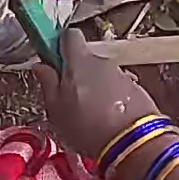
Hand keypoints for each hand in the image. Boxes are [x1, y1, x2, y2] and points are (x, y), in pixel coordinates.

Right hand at [33, 28, 160, 161]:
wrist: (133, 144)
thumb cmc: (86, 125)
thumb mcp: (55, 107)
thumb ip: (47, 82)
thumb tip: (41, 66)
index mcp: (79, 61)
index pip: (69, 35)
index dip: (60, 45)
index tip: (53, 62)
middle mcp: (102, 61)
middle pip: (85, 59)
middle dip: (76, 73)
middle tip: (68, 98)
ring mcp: (122, 74)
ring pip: (101, 75)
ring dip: (94, 88)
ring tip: (89, 115)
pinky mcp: (137, 90)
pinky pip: (116, 89)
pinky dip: (110, 99)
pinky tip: (106, 120)